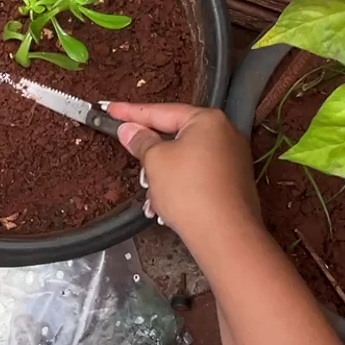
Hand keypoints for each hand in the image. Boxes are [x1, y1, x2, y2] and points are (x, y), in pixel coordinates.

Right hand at [104, 102, 259, 242]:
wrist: (224, 235)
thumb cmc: (191, 192)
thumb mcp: (155, 161)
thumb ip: (140, 141)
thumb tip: (129, 130)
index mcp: (208, 121)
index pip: (162, 111)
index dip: (131, 112)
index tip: (112, 110)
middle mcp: (225, 135)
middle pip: (176, 135)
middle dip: (151, 151)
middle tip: (131, 152)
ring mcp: (232, 159)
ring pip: (184, 159)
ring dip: (163, 174)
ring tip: (152, 193)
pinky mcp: (231, 183)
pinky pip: (196, 176)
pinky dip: (179, 185)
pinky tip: (166, 204)